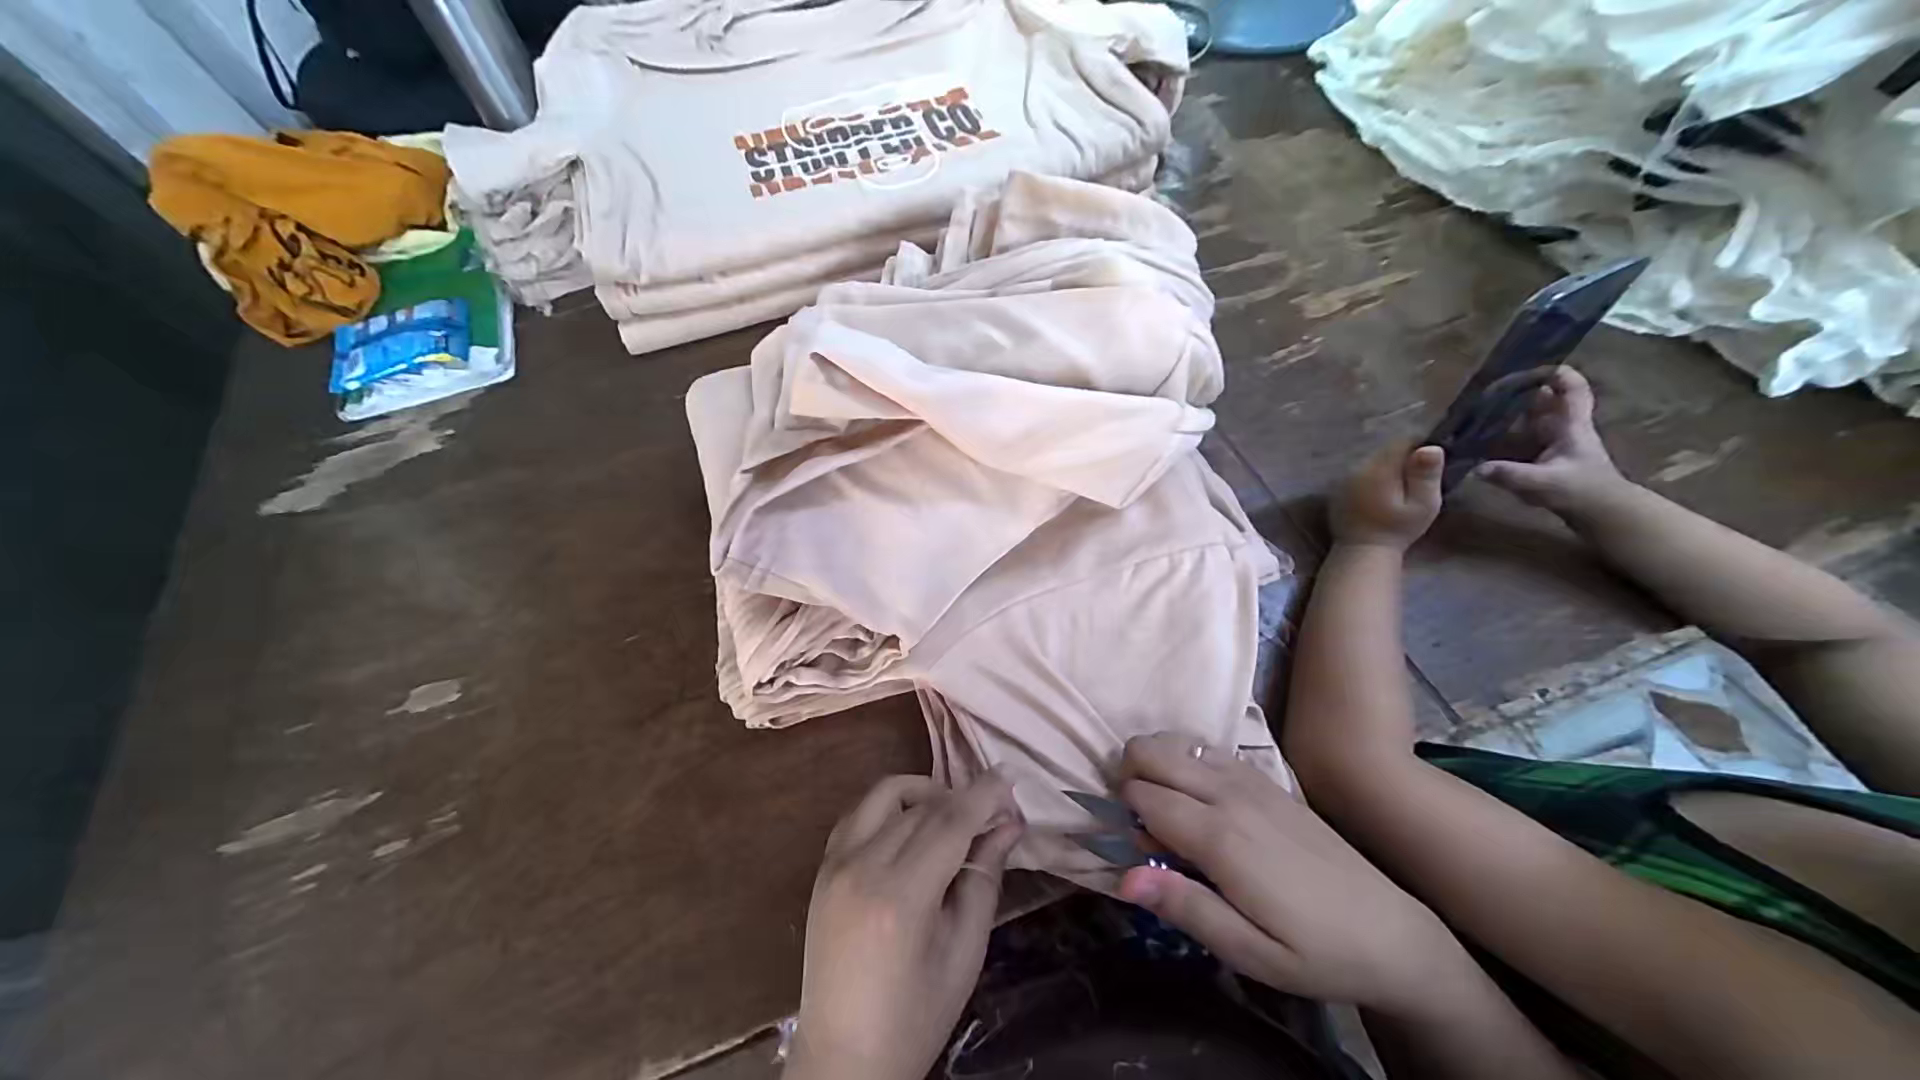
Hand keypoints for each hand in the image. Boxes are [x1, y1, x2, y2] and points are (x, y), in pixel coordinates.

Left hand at [785, 773, 1023, 1079]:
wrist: (844, 1056)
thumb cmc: (916, 1015)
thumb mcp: (964, 952)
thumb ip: (984, 880)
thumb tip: (1007, 825)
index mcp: (900, 898)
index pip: (949, 823)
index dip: (983, 795)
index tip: (1009, 778)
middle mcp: (862, 868)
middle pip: (922, 808)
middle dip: (963, 800)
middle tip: (994, 812)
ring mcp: (835, 864)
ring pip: (885, 796)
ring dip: (924, 793)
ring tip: (952, 814)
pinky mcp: (823, 868)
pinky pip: (859, 813)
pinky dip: (889, 805)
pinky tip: (910, 824)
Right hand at [1115, 733, 1471, 1016]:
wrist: (1392, 933)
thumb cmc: (1315, 952)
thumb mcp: (1248, 951)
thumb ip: (1184, 907)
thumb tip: (1122, 877)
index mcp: (1220, 837)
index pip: (1143, 794)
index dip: (1121, 809)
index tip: (1129, 839)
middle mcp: (1230, 795)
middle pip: (1152, 751)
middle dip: (1128, 774)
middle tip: (1137, 819)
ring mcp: (1251, 780)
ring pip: (1177, 741)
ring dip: (1155, 763)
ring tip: (1162, 806)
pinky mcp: (1267, 780)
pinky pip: (1208, 748)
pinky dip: (1185, 759)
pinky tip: (1196, 796)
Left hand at [1330, 442, 1443, 550]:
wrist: (1361, 550)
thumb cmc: (1397, 530)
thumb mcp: (1422, 504)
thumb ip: (1426, 475)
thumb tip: (1431, 447)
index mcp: (1379, 469)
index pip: (1401, 442)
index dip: (1420, 446)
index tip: (1430, 461)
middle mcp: (1357, 468)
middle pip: (1385, 451)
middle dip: (1403, 458)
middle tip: (1418, 477)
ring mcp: (1344, 479)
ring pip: (1372, 462)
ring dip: (1387, 469)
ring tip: (1400, 487)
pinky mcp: (1338, 489)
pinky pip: (1359, 475)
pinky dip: (1372, 479)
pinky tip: (1380, 495)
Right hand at [1473, 366, 1628, 512]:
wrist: (1602, 514)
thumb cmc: (1581, 492)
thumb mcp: (1543, 483)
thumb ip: (1509, 474)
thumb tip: (1475, 467)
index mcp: (1571, 425)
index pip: (1571, 388)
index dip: (1553, 373)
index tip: (1523, 371)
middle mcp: (1561, 428)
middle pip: (1543, 400)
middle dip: (1518, 392)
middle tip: (1485, 392)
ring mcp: (1552, 443)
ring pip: (1528, 419)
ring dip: (1505, 414)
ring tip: (1474, 414)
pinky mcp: (1542, 458)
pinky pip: (1518, 439)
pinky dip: (1500, 436)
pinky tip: (1477, 441)